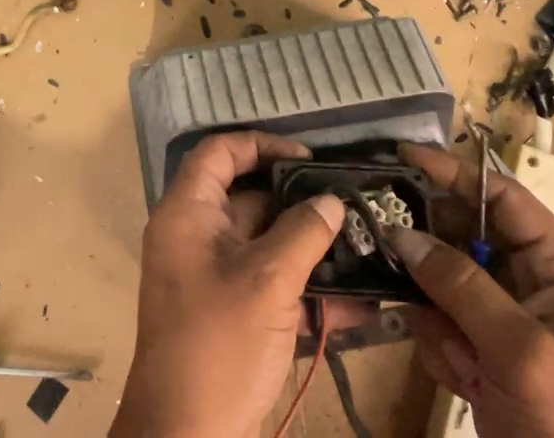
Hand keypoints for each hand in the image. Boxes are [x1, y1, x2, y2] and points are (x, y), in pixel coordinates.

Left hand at [111, 132, 344, 437]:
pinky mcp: (231, 312)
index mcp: (188, 214)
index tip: (310, 158)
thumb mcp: (267, 282)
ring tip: (366, 249)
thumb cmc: (219, 345)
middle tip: (352, 205)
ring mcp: (212, 276)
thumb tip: (331, 201)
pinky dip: (306, 290)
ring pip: (266, 245)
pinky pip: (270, 285)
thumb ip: (302, 234)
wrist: (186, 435)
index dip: (262, 145)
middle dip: (301, 203)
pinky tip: (359, 304)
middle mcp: (195, 236)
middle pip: (249, 199)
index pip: (220, 154)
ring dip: (312, 250)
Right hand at [391, 143, 553, 437]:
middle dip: (436, 259)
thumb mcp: (522, 352)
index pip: (506, 202)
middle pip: (466, 243)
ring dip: (441, 322)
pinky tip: (468, 386)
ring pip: (445, 290)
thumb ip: (462, 286)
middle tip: (393, 257)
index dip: (457, 174)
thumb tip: (402, 234)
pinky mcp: (488, 363)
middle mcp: (535, 293)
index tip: (403, 156)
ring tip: (466, 365)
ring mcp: (509, 330)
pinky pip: (443, 331)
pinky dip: (444, 353)